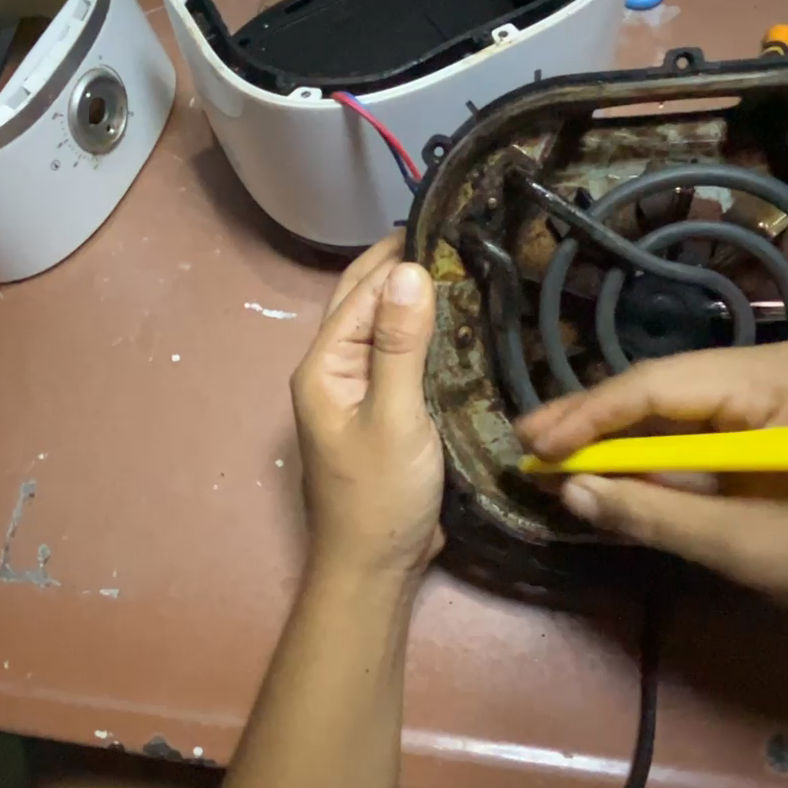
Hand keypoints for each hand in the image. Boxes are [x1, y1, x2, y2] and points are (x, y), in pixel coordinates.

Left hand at [291, 234, 444, 583]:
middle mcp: (335, 370)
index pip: (361, 293)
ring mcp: (359, 392)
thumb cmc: (378, 494)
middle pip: (366, 306)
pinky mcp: (384, 410)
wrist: (375, 566)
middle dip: (401, 270)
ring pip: (386, 331)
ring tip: (463, 267)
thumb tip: (408, 269)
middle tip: (455, 235)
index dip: (396, 256)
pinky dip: (425, 336)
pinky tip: (457, 325)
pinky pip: (401, 360)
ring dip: (415, 300)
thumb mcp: (393, 417)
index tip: (441, 220)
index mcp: (325, 365)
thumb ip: (400, 345)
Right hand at [517, 342, 787, 646]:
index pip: (661, 384)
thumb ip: (658, 515)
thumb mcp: (757, 546)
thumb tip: (570, 492)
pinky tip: (613, 475)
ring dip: (618, 444)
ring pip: (675, 418)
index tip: (531, 444)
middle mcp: (775, 372)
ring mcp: (778, 403)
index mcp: (782, 375)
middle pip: (662, 393)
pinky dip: (655, 465)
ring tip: (553, 459)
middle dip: (594, 423)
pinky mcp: (776, 437)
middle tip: (526, 445)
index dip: (589, 415)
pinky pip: (700, 443)